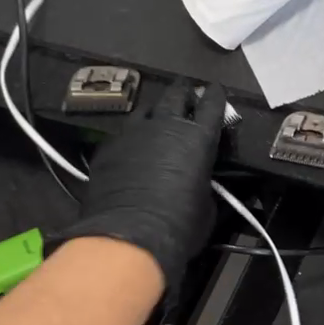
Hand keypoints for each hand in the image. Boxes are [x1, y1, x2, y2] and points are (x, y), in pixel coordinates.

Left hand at [66, 82, 225, 289]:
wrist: (128, 236)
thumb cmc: (180, 224)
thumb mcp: (207, 207)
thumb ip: (205, 185)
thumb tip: (201, 184)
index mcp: (197, 139)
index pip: (211, 106)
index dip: (215, 95)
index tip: (215, 88)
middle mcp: (165, 127)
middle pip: (175, 96)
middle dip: (183, 91)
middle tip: (186, 90)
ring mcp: (132, 134)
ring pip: (145, 110)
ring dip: (155, 110)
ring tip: (157, 114)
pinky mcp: (108, 148)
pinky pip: (124, 133)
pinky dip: (132, 135)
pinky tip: (133, 145)